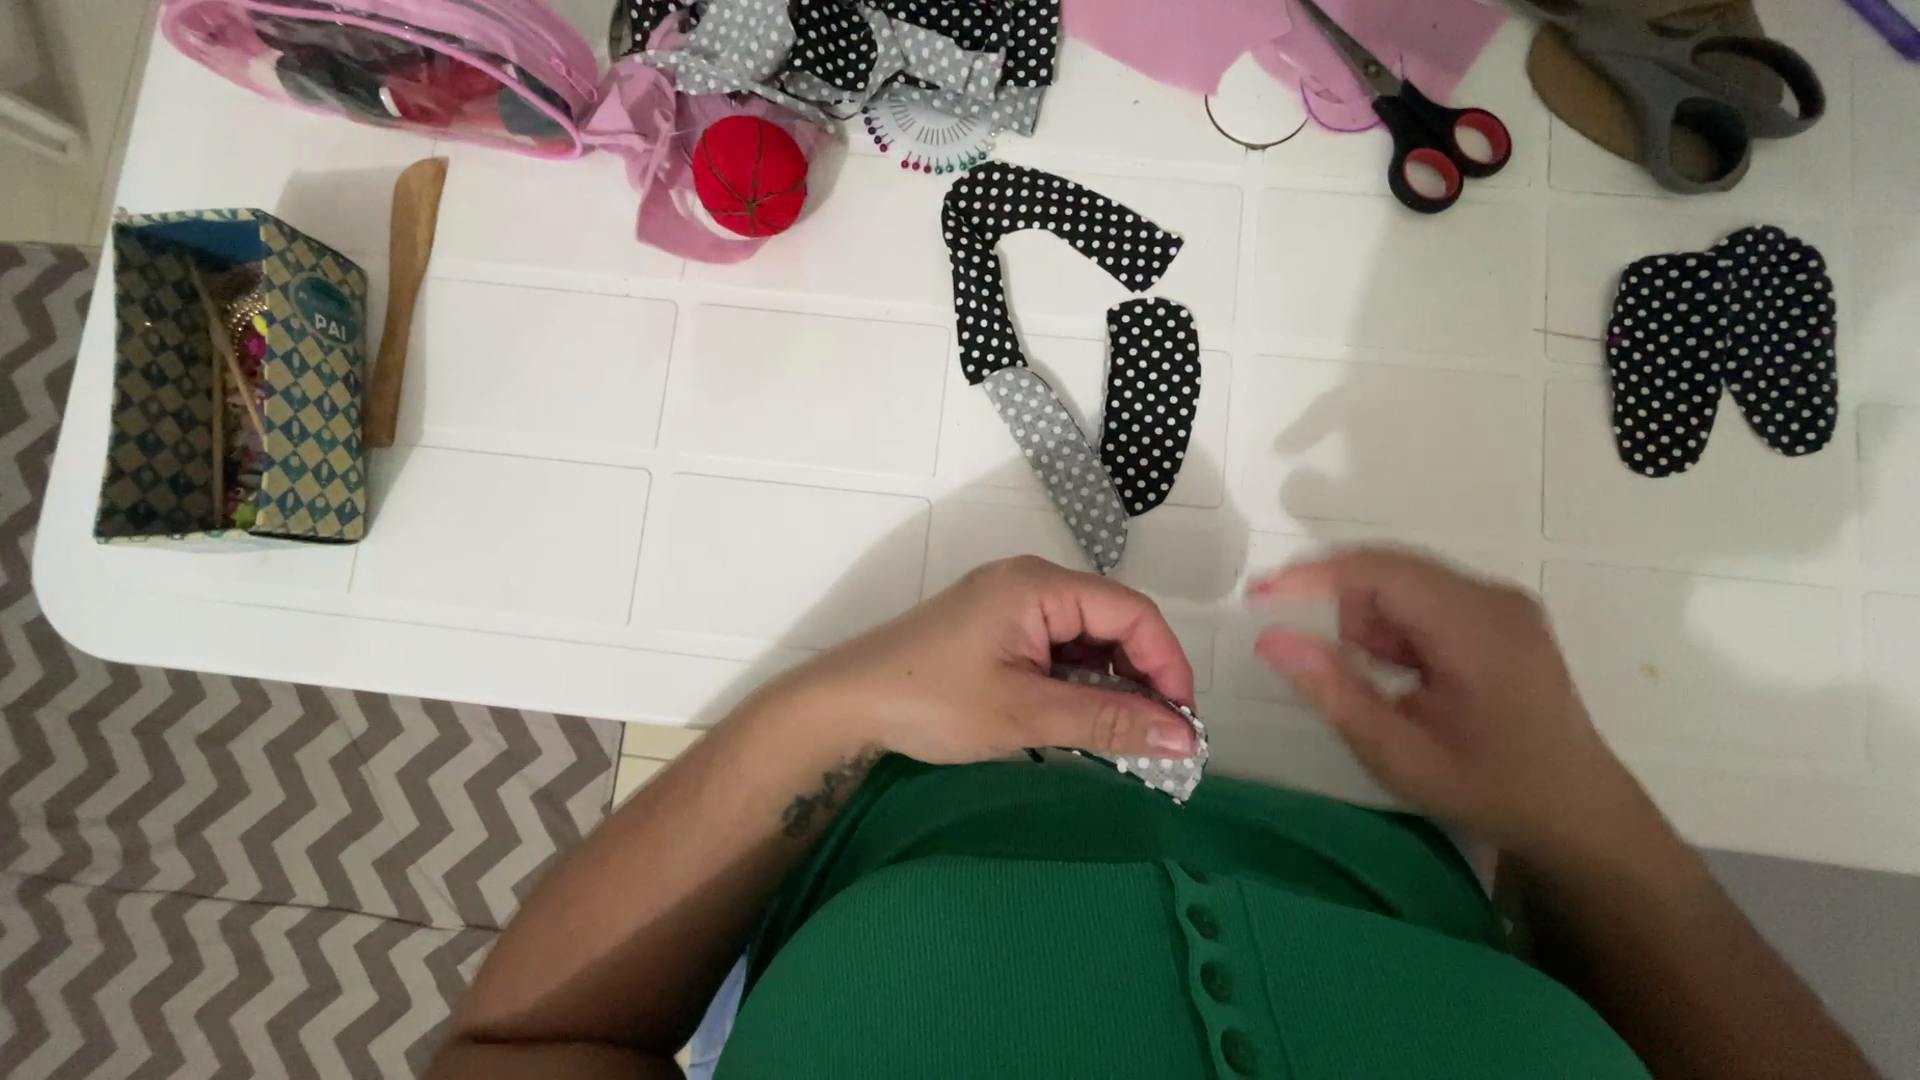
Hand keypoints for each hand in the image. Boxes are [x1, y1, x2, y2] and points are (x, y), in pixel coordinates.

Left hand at [781, 556, 1199, 766]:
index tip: (1181, 721)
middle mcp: (1029, 582)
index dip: (1167, 663)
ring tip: (1116, 736)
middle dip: (1138, 677)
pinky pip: (1055, 648)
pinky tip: (1076, 720)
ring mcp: (1009, 603)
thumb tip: (1185, 737)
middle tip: (1152, 737)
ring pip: (1084, 638)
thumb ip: (1108, 721)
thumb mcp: (1025, 714)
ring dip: (1107, 684)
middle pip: (1111, 621)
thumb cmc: (932, 702)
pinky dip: (1074, 683)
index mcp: (1039, 585)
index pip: (1132, 611)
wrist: (846, 703)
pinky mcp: (995, 627)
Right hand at [1251, 547, 1646, 857]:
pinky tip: (1402, 675)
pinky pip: (1418, 597)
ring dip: (1367, 624)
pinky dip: (1390, 629)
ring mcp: (1497, 601)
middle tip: (1332, 670)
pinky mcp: (1494, 612)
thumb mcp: (1399, 755)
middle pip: (1386, 571)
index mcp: (1478, 629)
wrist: (1578, 813)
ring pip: (1398, 582)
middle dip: (1341, 610)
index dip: (1311, 577)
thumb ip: (1333, 692)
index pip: (1379, 572)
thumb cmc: (1489, 790)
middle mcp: (1492, 598)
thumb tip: (1269, 639)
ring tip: (1384, 686)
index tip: (1257, 595)